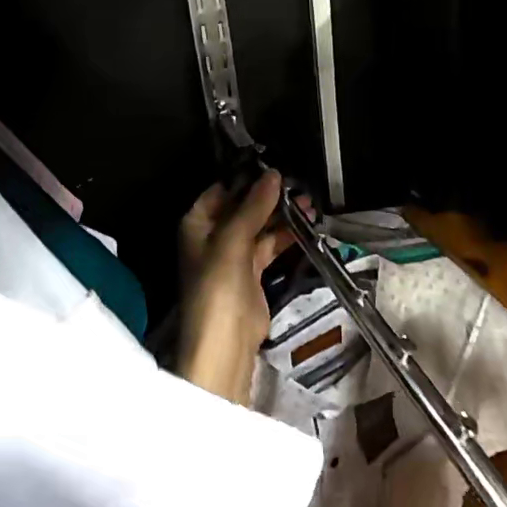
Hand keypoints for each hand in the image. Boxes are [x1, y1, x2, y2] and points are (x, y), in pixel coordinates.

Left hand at [176, 171, 294, 402]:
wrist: (225, 342)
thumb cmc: (218, 285)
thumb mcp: (233, 240)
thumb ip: (253, 206)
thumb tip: (273, 174)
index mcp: (197, 223)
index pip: (221, 189)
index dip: (245, 177)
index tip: (273, 164)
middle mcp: (212, 236)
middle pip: (242, 206)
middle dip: (268, 196)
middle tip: (297, 183)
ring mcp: (232, 255)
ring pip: (258, 226)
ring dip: (281, 215)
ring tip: (309, 202)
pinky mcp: (252, 274)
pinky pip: (269, 246)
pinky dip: (285, 236)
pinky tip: (305, 225)